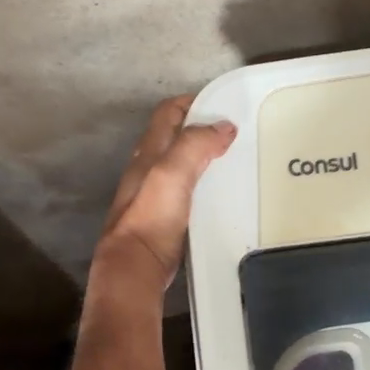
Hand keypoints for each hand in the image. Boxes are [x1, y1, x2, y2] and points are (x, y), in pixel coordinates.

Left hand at [94, 95, 236, 291]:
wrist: (135, 267)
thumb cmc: (151, 218)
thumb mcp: (172, 173)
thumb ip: (195, 145)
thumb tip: (224, 127)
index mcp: (148, 153)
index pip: (168, 113)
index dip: (192, 102)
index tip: (223, 102)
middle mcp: (147, 170)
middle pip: (174, 137)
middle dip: (201, 128)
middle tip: (234, 132)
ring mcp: (154, 196)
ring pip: (180, 164)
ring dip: (203, 157)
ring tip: (233, 160)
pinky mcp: (164, 219)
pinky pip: (186, 191)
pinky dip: (203, 184)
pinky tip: (220, 194)